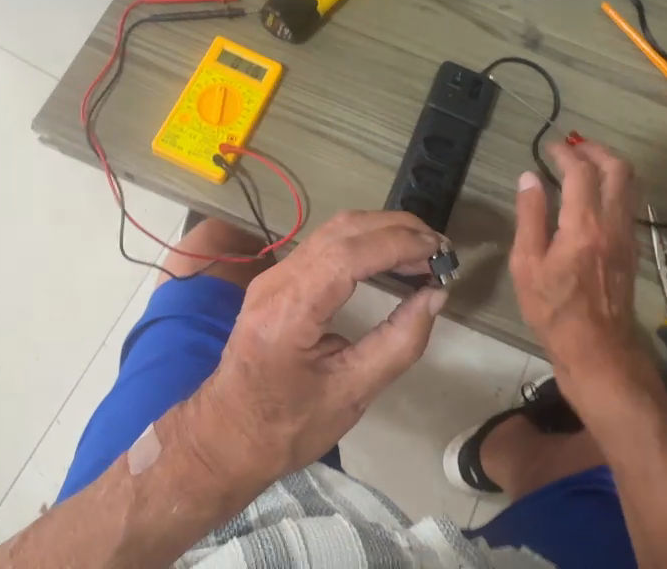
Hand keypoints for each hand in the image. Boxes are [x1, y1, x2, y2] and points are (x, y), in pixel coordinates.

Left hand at [190, 211, 448, 483]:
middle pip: (343, 230)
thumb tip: (435, 295)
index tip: (438, 253)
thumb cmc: (287, 427)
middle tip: (440, 249)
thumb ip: (398, 343)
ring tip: (424, 251)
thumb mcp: (352, 394)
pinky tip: (390, 258)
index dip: (398, 245)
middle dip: (397, 229)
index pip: (348, 254)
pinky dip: (365, 242)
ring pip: (334, 230)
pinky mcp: (278, 279)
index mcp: (290, 311)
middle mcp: (277, 280)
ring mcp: (274, 275)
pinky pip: (326, 244)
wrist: (226, 438)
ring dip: (382, 231)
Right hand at [510, 139, 643, 376]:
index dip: (565, 153)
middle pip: (618, 170)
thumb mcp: (527, 265)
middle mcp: (612, 224)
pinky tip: (592, 195)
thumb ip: (530, 216)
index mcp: (583, 225)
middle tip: (573, 147)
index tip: (549, 147)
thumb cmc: (554, 310)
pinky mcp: (631, 249)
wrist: (597, 350)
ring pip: (629, 185)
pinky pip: (628, 203)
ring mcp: (627, 236)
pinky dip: (613, 187)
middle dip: (596, 151)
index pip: (580, 172)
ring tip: (584, 164)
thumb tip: (529, 178)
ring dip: (608, 166)